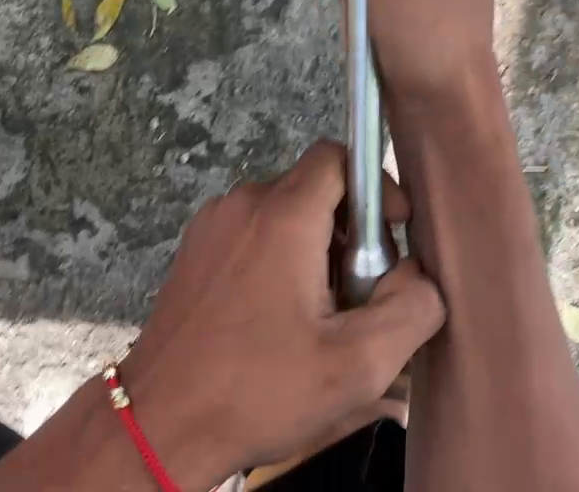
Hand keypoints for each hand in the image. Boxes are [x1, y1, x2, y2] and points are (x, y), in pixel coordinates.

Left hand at [120, 141, 444, 486]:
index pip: (338, 156)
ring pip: (285, 213)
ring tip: (317, 318)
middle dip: (349, 234)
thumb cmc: (257, 390)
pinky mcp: (196, 247)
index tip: (392, 235)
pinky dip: (278, 258)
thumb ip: (411, 307)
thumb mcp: (357, 365)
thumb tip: (418, 274)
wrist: (161, 421)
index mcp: (282, 215)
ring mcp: (213, 223)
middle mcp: (244, 203)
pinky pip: (254, 232)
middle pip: (315, 190)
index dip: (375, 186)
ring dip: (315, 251)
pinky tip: (277, 319)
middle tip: (357, 297)